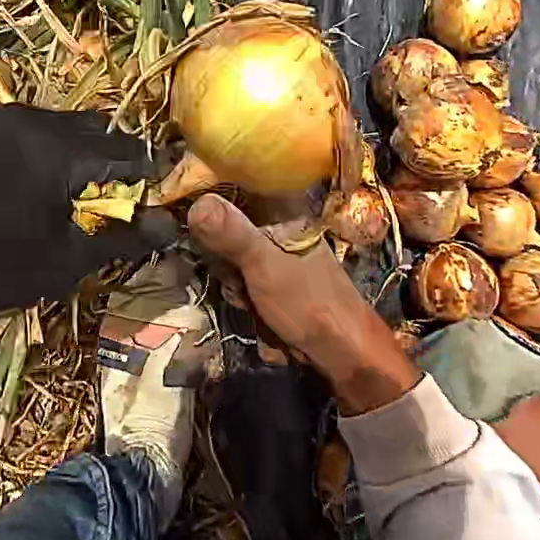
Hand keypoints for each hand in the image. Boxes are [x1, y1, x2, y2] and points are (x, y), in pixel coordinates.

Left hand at [0, 105, 176, 348]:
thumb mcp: (62, 260)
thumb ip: (122, 237)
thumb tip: (170, 226)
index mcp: (60, 149)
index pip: (131, 153)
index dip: (152, 180)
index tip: (157, 205)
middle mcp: (39, 119)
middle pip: (106, 133)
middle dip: (122, 165)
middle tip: (122, 205)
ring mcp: (11, 117)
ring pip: (77, 127)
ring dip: (93, 157)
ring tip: (88, 198)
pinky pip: (47, 130)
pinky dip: (64, 152)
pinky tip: (53, 187)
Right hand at [187, 194, 417, 413]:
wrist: (343, 350)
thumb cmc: (308, 301)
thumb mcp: (264, 265)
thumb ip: (231, 234)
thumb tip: (197, 204)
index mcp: (286, 212)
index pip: (239, 189)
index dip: (214, 205)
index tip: (199, 227)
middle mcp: (283, 226)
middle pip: (231, 226)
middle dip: (223, 257)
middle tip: (234, 279)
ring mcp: (280, 254)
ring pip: (235, 255)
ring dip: (233, 281)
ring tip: (247, 300)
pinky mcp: (278, 278)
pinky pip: (246, 276)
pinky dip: (244, 293)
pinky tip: (251, 307)